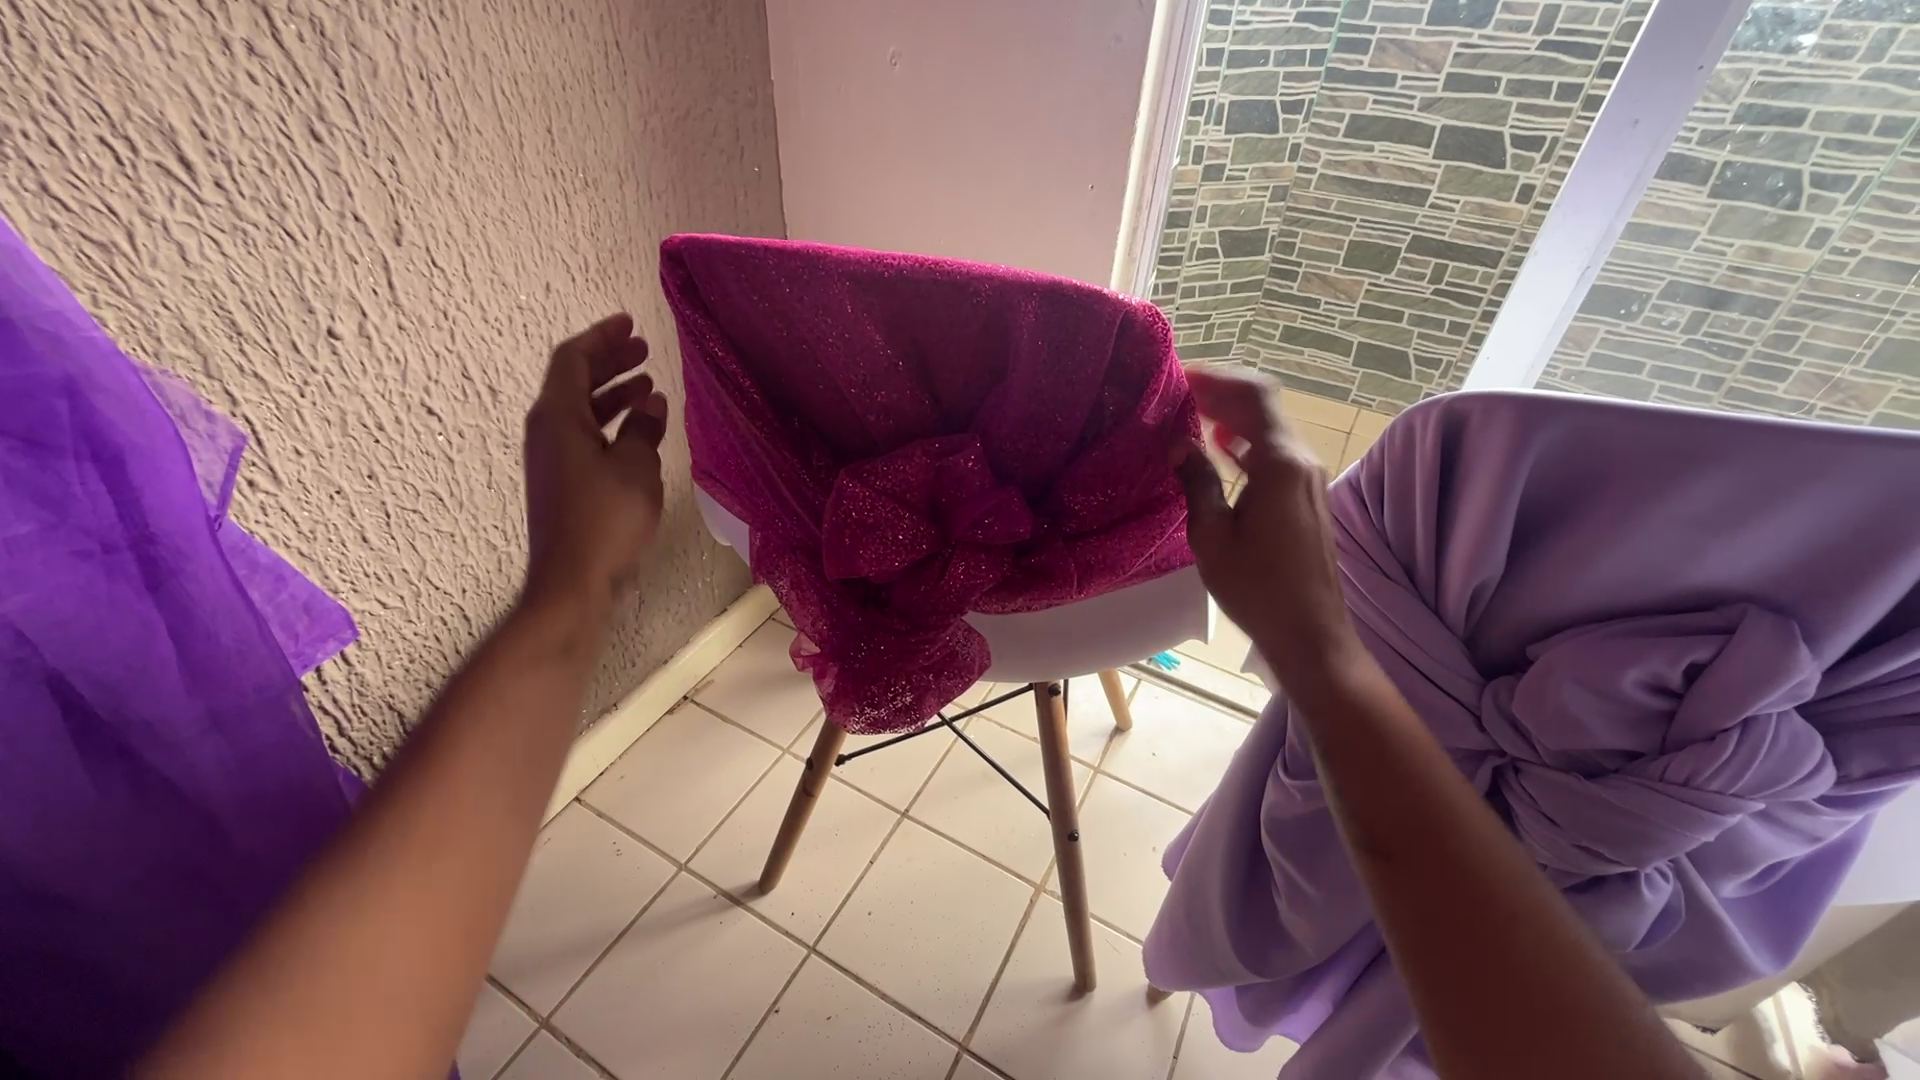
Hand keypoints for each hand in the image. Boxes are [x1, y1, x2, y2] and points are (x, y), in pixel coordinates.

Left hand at [522, 314, 669, 609]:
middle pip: (574, 381)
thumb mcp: (636, 468)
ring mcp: (553, 459)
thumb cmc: (606, 519)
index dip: (601, 338)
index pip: (572, 359)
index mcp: (558, 418)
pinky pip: (587, 435)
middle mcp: (548, 432)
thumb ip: (645, 428)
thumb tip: (652, 402)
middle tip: (642, 349)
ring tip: (648, 385)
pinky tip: (640, 431)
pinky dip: (611, 423)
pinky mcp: (564, 482)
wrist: (574, 580)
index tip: (629, 324)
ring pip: (582, 410)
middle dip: (609, 361)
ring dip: (613, 393)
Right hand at [1174, 367, 1361, 683]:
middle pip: (1264, 407)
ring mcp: (1308, 479)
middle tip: (1178, 393)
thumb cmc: (1255, 587)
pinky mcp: (1307, 497)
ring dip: (1233, 418)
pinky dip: (1247, 442)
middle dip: (1222, 394)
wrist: (1309, 632)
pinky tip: (1220, 449)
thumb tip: (1179, 444)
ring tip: (1192, 415)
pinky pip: (1275, 453)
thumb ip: (1196, 481)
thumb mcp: (1211, 535)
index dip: (1217, 378)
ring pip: (1271, 429)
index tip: (1180, 376)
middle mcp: (1301, 461)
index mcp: (1279, 463)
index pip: (1253, 395)